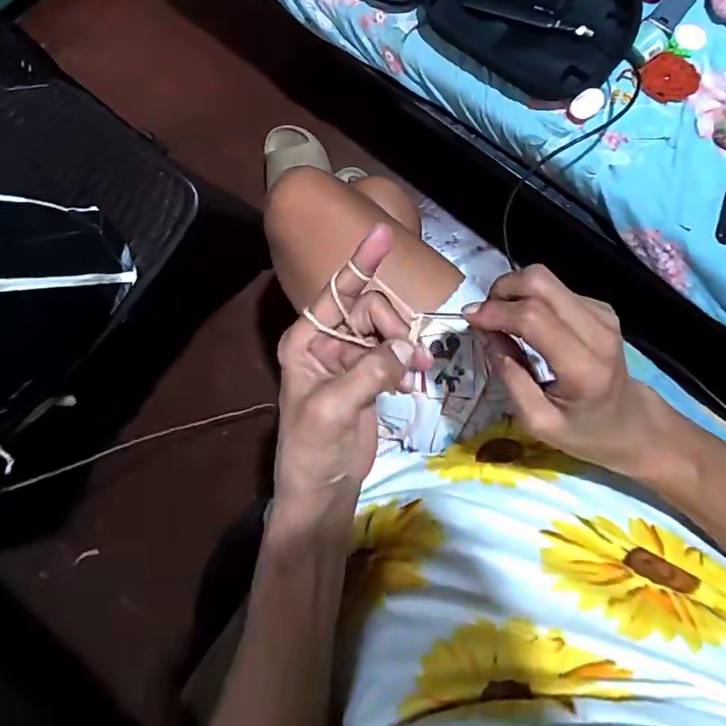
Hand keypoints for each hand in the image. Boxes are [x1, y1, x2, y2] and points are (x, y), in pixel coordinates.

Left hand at [271, 224, 431, 531]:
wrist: (322, 491)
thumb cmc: (311, 450)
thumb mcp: (332, 410)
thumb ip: (368, 372)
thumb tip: (406, 346)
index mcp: (306, 340)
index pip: (336, 292)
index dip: (360, 263)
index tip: (382, 234)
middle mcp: (326, 340)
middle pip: (370, 309)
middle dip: (395, 326)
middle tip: (412, 357)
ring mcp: (350, 356)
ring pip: (386, 329)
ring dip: (406, 344)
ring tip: (420, 371)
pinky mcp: (368, 374)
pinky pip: (394, 352)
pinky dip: (407, 361)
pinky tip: (412, 381)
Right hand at [462, 265, 673, 478]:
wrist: (632, 424)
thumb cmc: (584, 431)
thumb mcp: (538, 422)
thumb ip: (510, 377)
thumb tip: (485, 333)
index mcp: (583, 368)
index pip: (533, 318)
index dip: (496, 311)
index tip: (469, 317)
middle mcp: (597, 332)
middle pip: (540, 283)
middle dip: (503, 289)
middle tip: (486, 314)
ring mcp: (603, 314)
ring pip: (546, 280)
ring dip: (515, 291)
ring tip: (502, 318)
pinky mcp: (601, 307)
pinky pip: (555, 289)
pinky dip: (532, 298)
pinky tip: (528, 322)